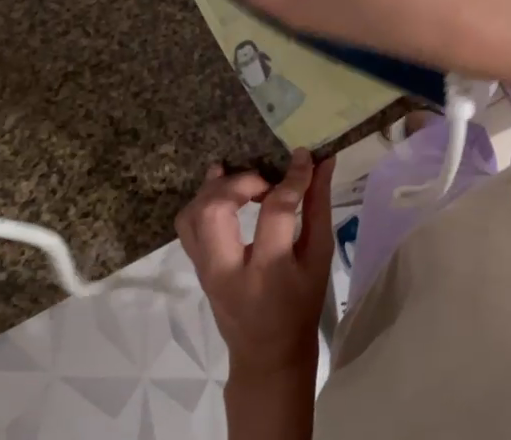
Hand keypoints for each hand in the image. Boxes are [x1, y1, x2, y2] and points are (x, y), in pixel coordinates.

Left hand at [175, 150, 335, 382]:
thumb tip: (323, 163)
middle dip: (241, 182)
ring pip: (191, 215)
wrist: (266, 352)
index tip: (303, 158)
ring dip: (217, 188)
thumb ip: (319, 208)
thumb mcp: (319, 259)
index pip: (275, 211)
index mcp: (268, 270)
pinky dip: (202, 198)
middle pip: (214, 211)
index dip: (292, 178)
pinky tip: (221, 182)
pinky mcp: (196, 268)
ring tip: (245, 179)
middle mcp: (227, 270)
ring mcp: (205, 270)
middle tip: (267, 181)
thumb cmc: (302, 306)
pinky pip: (187, 225)